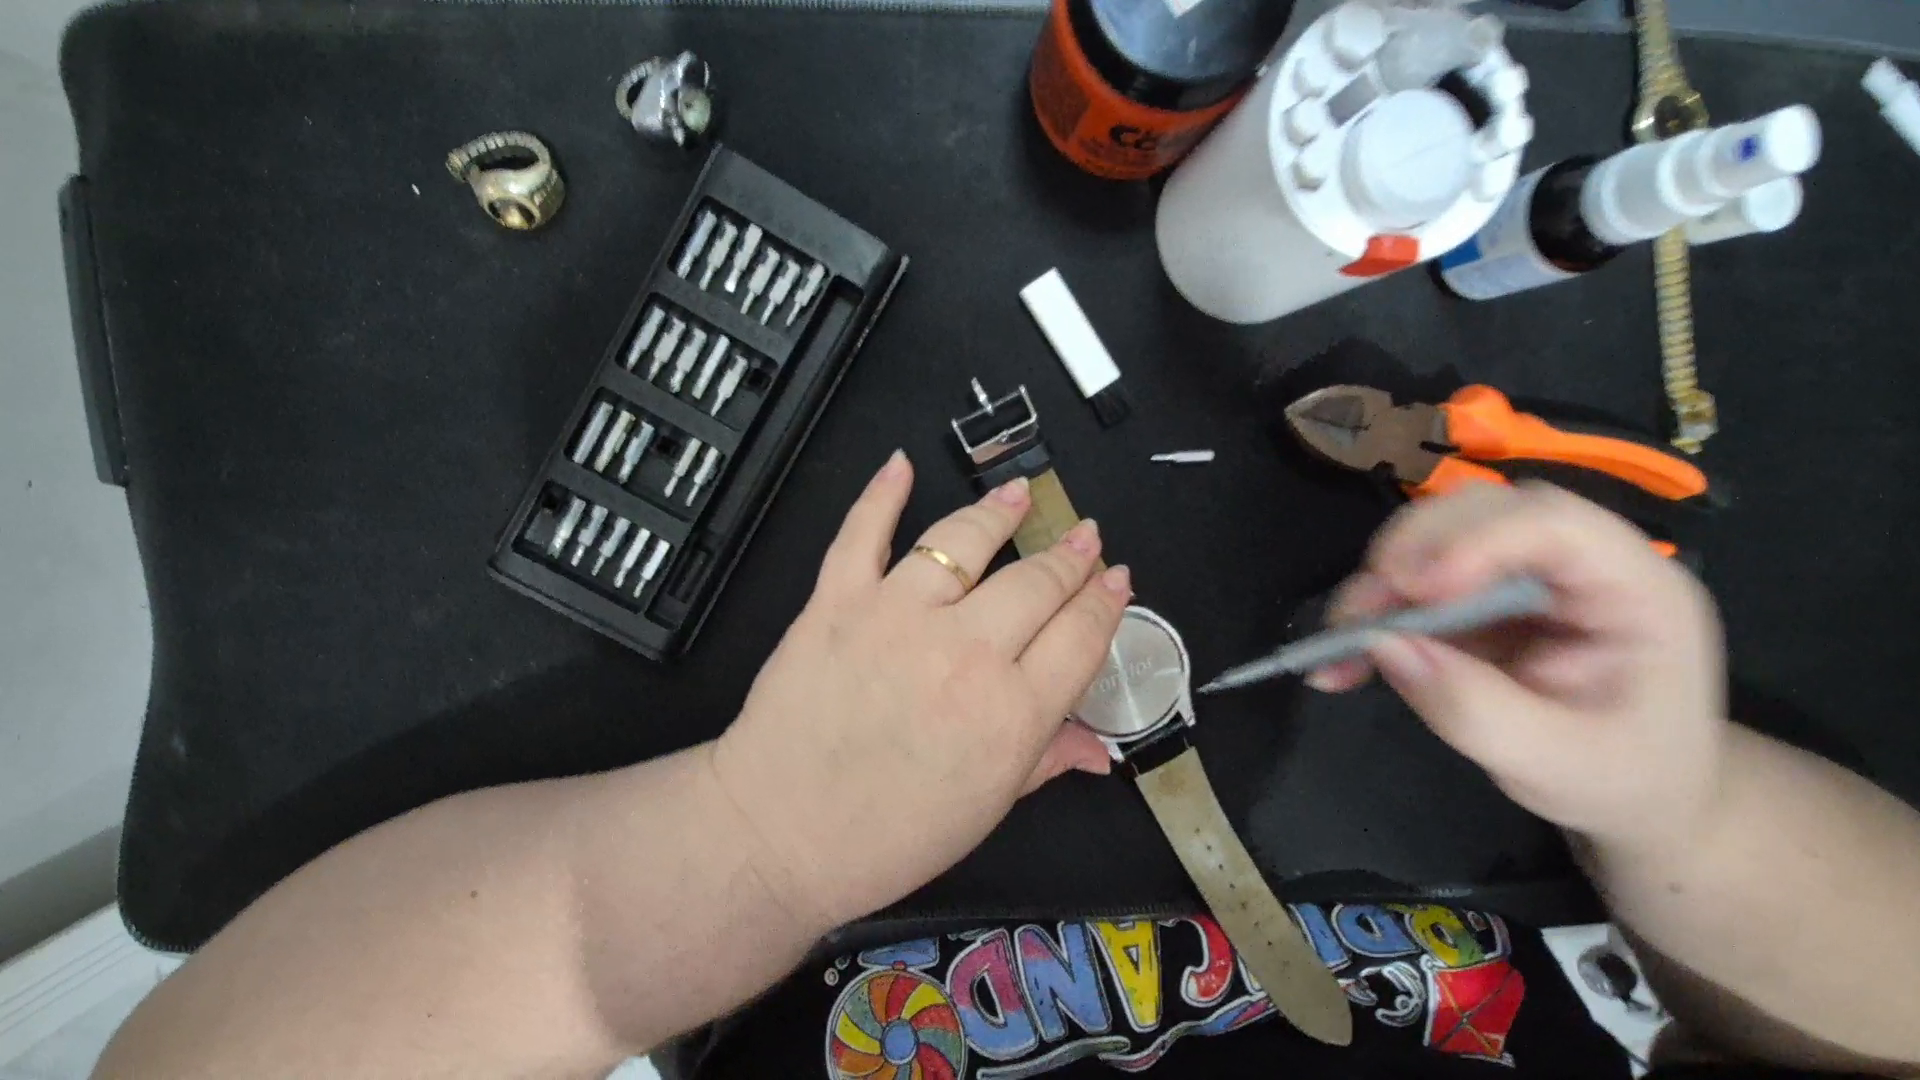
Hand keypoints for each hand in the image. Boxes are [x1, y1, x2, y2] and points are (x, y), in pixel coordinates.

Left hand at [708, 451, 1132, 929]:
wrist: (778, 833)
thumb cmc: (886, 837)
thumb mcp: (985, 809)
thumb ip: (1046, 761)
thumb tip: (1099, 747)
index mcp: (1010, 714)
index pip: (1080, 637)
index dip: (1105, 602)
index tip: (1115, 580)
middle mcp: (964, 653)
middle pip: (1035, 583)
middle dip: (1070, 557)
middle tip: (1084, 539)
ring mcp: (897, 618)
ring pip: (962, 542)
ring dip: (998, 511)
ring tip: (1020, 493)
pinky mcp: (837, 602)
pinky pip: (863, 533)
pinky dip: (881, 494)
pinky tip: (901, 466)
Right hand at [1310, 483, 1727, 851]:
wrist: (1634, 793)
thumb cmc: (1620, 778)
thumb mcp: (1559, 763)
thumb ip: (1477, 708)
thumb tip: (1383, 646)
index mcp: (1632, 589)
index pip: (1553, 523)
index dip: (1476, 540)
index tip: (1417, 590)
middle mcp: (1571, 565)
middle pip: (1481, 513)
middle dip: (1412, 552)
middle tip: (1364, 610)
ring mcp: (1517, 576)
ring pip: (1434, 539)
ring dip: (1379, 584)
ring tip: (1342, 641)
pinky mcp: (1472, 598)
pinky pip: (1410, 584)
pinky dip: (1370, 614)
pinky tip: (1342, 658)